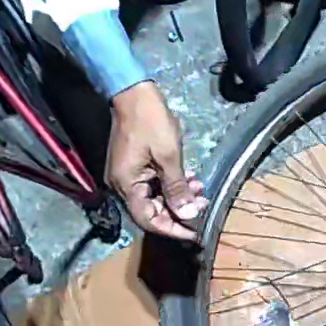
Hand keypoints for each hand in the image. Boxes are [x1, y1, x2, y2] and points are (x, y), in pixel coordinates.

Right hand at [107, 81, 207, 239]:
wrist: (133, 93)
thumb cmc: (150, 122)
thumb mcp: (169, 156)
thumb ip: (177, 188)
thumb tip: (187, 214)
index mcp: (127, 186)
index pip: (149, 220)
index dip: (173, 229)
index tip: (194, 233)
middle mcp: (123, 185)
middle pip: (151, 211)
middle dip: (179, 210)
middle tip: (203, 204)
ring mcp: (127, 175)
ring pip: (154, 197)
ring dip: (177, 196)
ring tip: (199, 189)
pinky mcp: (133, 166)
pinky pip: (152, 184)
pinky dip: (170, 184)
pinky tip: (189, 179)